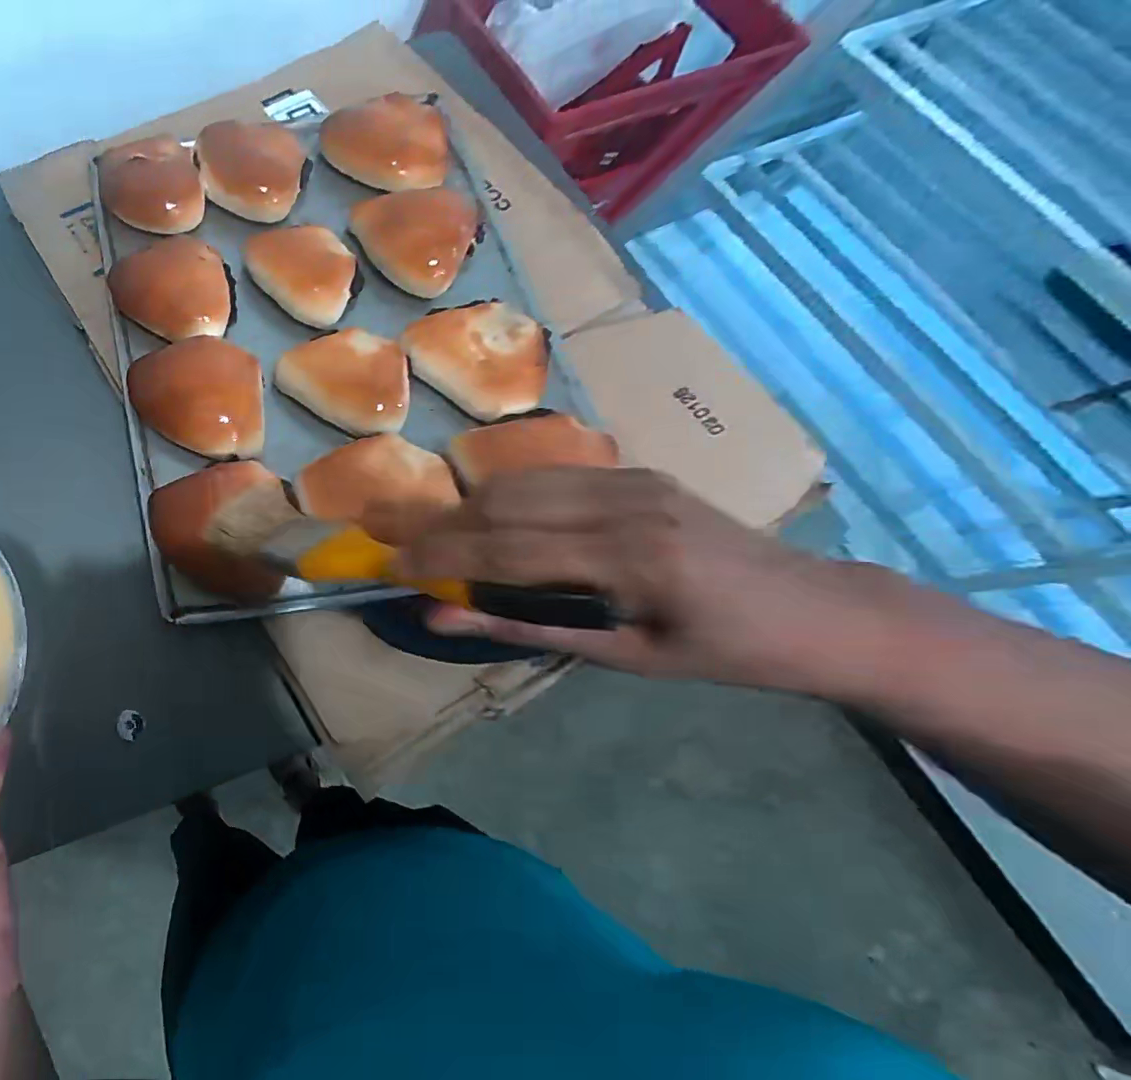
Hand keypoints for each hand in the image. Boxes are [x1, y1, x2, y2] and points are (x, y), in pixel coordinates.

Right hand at [396, 468, 911, 695]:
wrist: (819, 608)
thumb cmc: (722, 652)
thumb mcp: (620, 656)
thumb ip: (524, 626)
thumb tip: (441, 615)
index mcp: (633, 561)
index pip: (506, 549)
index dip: (438, 557)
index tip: (391, 568)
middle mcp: (627, 505)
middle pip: (502, 503)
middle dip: (440, 527)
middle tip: (402, 551)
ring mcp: (633, 479)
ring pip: (518, 482)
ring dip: (465, 508)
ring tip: (438, 539)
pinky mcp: (635, 471)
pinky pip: (547, 476)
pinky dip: (502, 496)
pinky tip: (488, 519)